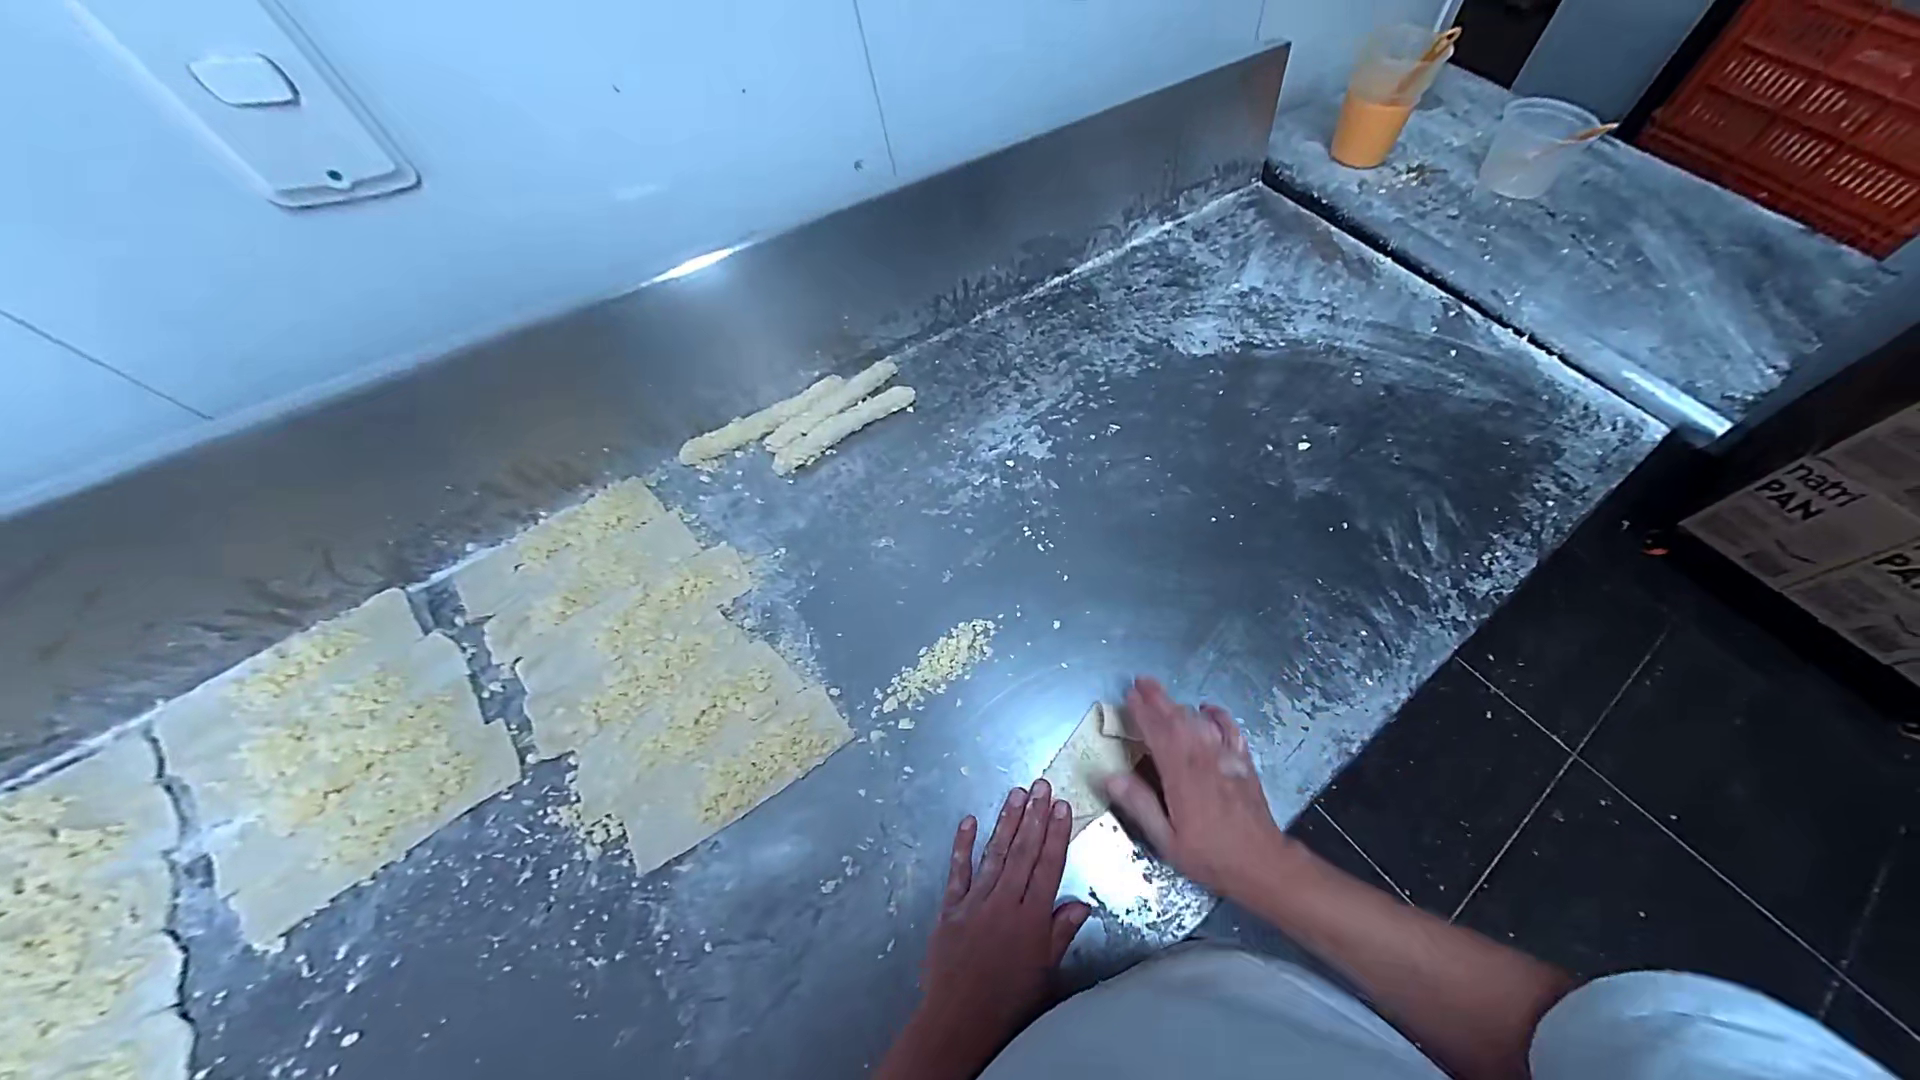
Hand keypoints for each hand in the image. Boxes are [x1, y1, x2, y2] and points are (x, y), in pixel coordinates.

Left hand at [876, 780, 1090, 1079]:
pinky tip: (969, 820)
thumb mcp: (1044, 971)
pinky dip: (963, 845)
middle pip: (1023, 851)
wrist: (959, 1019)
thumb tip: (1082, 903)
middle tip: (1041, 785)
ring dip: (1007, 821)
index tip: (1061, 806)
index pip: (1047, 866)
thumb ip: (1061, 933)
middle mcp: (1004, 902)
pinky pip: (958, 870)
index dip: (1055, 834)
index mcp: (1031, 918)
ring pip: (995, 853)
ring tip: (1017, 793)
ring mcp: (975, 901)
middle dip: (1034, 816)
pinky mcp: (951, 906)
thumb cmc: (1009, 999)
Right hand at [1102, 676, 1292, 898]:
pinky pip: (1230, 730)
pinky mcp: (1243, 763)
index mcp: (1181, 775)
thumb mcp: (1167, 840)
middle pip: (1177, 719)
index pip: (1158, 733)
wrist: (1264, 865)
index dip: (1142, 712)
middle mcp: (1204, 759)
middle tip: (1141, 682)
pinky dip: (1217, 716)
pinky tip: (1208, 709)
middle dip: (1158, 698)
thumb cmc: (1211, 855)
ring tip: (1163, 694)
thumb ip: (1140, 805)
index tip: (1129, 696)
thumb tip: (1111, 776)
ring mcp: (1226, 758)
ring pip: (1200, 721)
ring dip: (1179, 705)